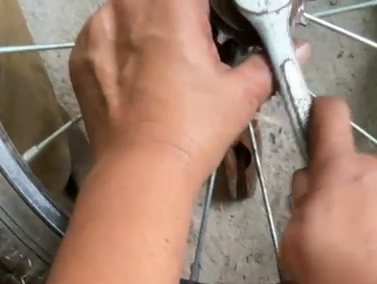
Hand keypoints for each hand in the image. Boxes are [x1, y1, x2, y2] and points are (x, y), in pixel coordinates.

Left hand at [70, 0, 272, 180]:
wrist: (141, 173)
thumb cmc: (190, 132)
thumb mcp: (240, 96)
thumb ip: (267, 63)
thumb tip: (295, 52)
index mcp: (172, 1)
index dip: (213, 13)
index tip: (220, 31)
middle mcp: (129, 3)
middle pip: (163, 1)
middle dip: (181, 19)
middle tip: (195, 51)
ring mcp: (99, 27)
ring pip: (131, 13)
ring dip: (148, 31)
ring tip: (165, 72)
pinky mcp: (81, 55)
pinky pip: (106, 39)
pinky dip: (122, 53)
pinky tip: (139, 85)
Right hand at [282, 98, 376, 283]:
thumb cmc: (344, 277)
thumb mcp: (295, 249)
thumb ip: (297, 211)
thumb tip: (307, 194)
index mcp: (337, 170)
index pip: (329, 116)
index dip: (317, 115)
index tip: (308, 127)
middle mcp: (372, 169)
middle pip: (342, 168)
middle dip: (330, 191)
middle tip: (323, 231)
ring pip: (364, 193)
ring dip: (354, 213)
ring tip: (348, 254)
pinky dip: (375, 231)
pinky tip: (368, 261)